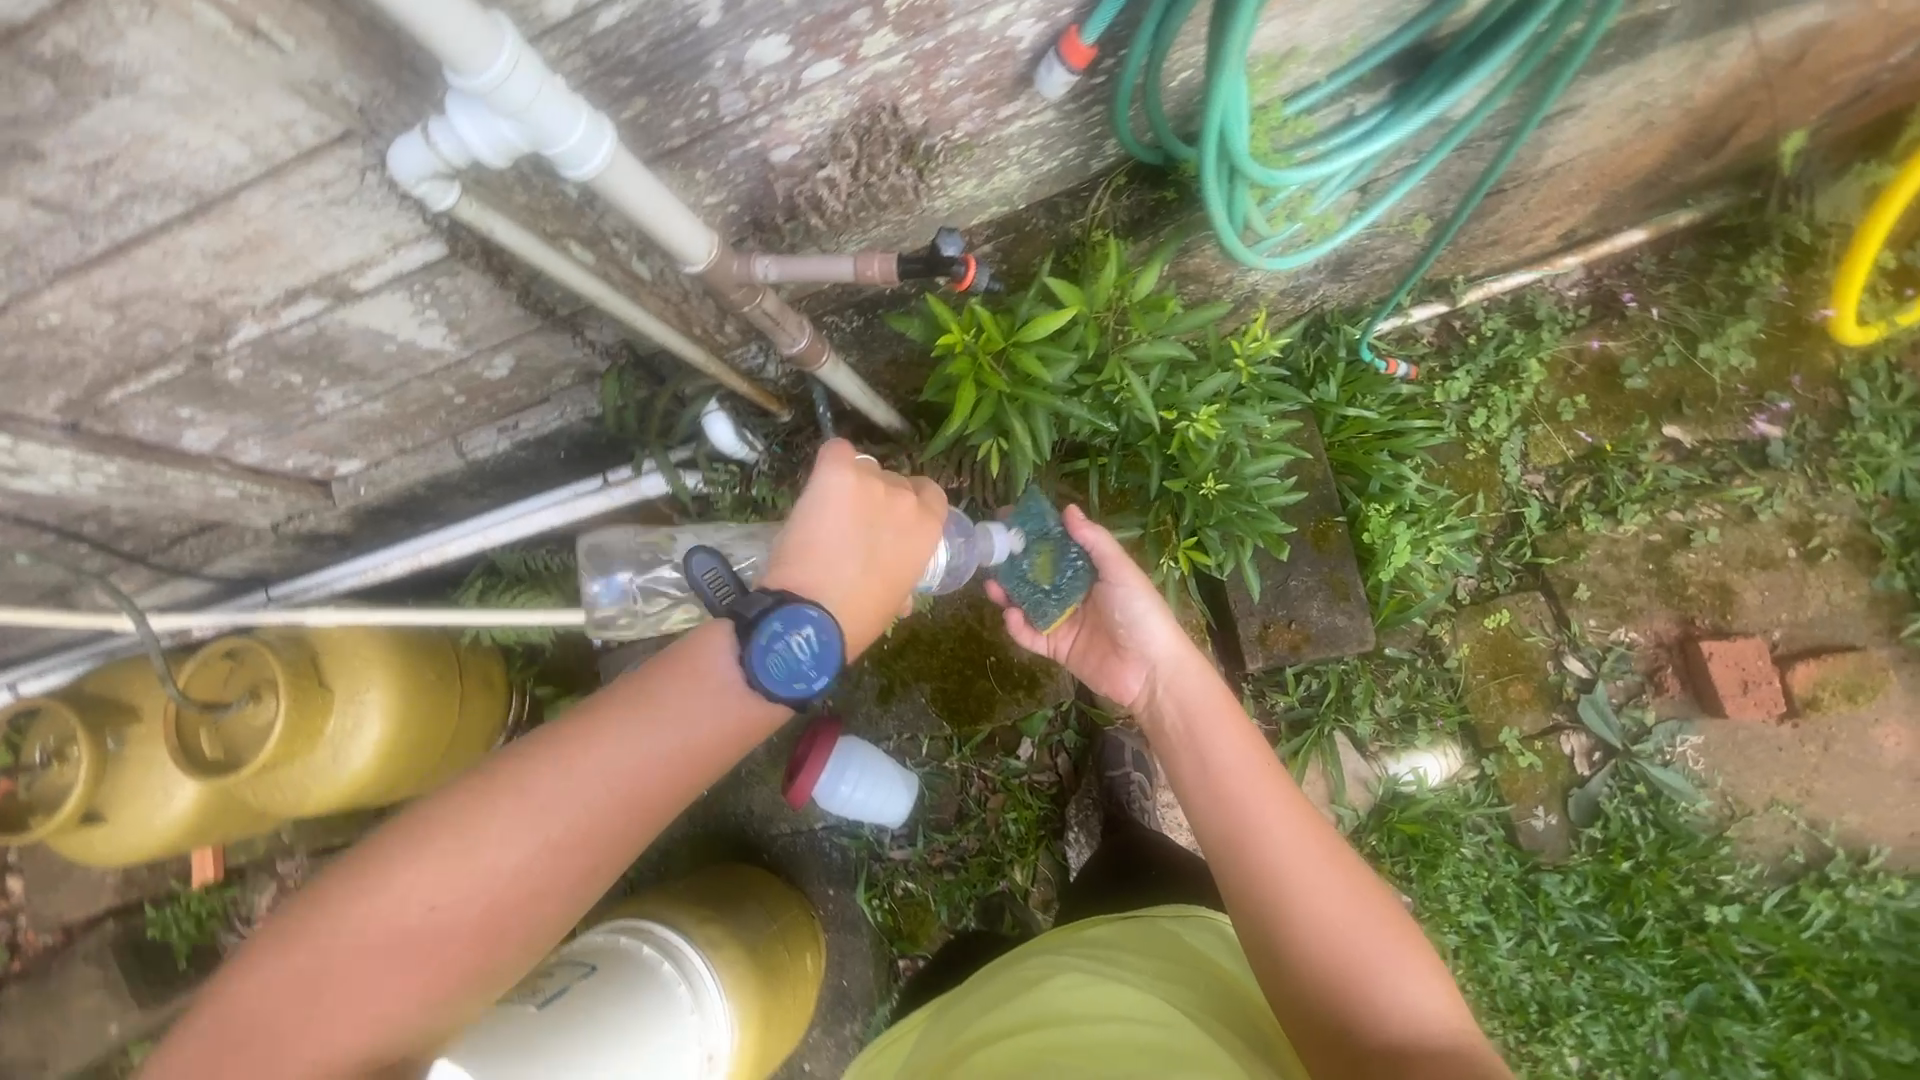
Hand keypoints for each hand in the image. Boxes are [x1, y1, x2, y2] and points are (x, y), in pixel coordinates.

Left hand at [760, 439, 947, 659]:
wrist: (812, 614)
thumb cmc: (858, 618)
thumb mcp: (896, 600)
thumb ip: (905, 582)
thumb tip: (904, 595)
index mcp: (928, 528)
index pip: (931, 494)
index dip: (912, 503)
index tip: (892, 521)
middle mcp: (905, 498)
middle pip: (895, 481)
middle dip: (878, 498)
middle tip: (854, 524)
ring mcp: (870, 482)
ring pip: (864, 469)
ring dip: (852, 485)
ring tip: (829, 513)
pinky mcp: (835, 473)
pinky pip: (836, 451)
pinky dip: (830, 463)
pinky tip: (819, 486)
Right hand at [984, 504, 1203, 711]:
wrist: (1151, 670)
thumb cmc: (1139, 612)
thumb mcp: (1119, 570)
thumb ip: (1094, 541)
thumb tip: (1068, 509)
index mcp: (1091, 572)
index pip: (1056, 547)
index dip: (1034, 534)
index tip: (1009, 519)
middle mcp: (1074, 594)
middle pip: (1036, 576)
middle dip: (1013, 565)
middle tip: (991, 553)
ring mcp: (1064, 622)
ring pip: (1028, 604)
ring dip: (1008, 594)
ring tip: (992, 584)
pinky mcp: (1057, 648)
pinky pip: (1030, 635)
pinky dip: (1017, 627)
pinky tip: (1010, 615)